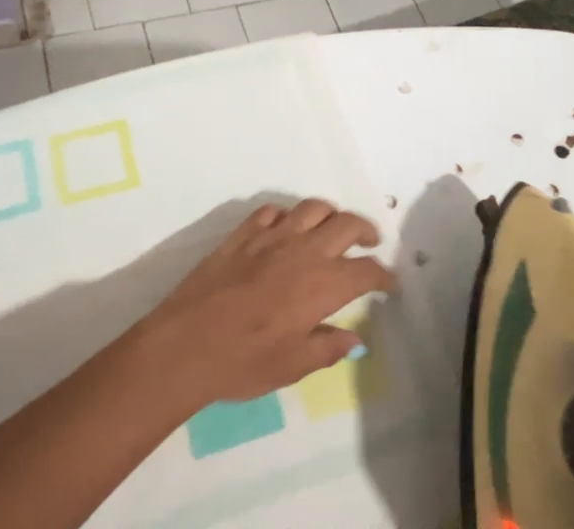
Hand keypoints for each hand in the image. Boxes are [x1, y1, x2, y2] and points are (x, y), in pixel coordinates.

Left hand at [133, 199, 396, 406]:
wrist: (184, 344)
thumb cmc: (243, 362)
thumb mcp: (293, 366)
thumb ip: (327, 348)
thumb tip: (353, 339)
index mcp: (322, 285)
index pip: (366, 271)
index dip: (383, 275)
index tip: (389, 284)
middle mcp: (302, 251)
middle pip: (346, 225)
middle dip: (365, 231)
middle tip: (370, 243)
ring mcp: (269, 237)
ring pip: (311, 208)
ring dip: (330, 215)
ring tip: (332, 228)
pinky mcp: (240, 234)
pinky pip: (272, 210)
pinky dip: (287, 215)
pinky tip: (286, 228)